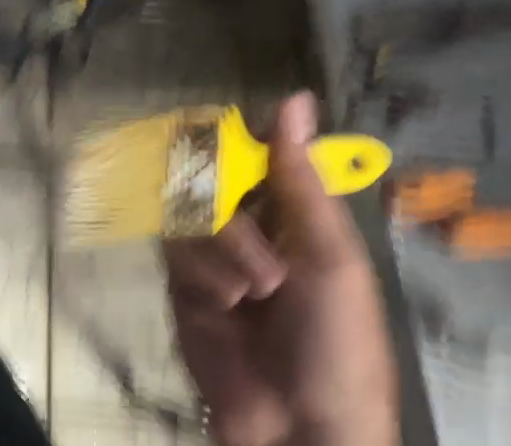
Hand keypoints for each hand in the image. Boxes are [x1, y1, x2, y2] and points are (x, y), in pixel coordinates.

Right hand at [163, 92, 396, 445]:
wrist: (297, 429)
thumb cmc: (336, 341)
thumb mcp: (330, 256)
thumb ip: (300, 176)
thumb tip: (295, 97)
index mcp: (295, 210)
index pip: (254, 148)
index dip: (237, 139)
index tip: (226, 139)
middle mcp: (251, 222)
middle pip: (212, 173)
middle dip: (233, 209)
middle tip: (259, 249)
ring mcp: (213, 251)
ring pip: (190, 207)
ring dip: (222, 247)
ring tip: (253, 292)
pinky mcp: (182, 281)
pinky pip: (174, 247)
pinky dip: (201, 272)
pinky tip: (226, 303)